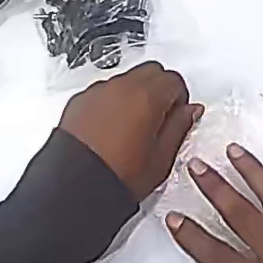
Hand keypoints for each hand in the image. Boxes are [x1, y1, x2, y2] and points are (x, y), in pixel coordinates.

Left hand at [59, 61, 201, 200]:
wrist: (72, 190)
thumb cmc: (114, 177)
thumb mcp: (161, 158)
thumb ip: (180, 126)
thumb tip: (190, 111)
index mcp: (147, 96)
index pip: (174, 80)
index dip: (179, 97)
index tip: (177, 113)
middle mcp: (121, 87)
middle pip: (151, 71)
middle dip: (159, 89)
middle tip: (159, 115)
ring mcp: (98, 92)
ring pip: (127, 80)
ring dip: (135, 94)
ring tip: (133, 127)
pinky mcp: (79, 101)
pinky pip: (103, 92)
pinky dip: (112, 102)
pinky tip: (112, 129)